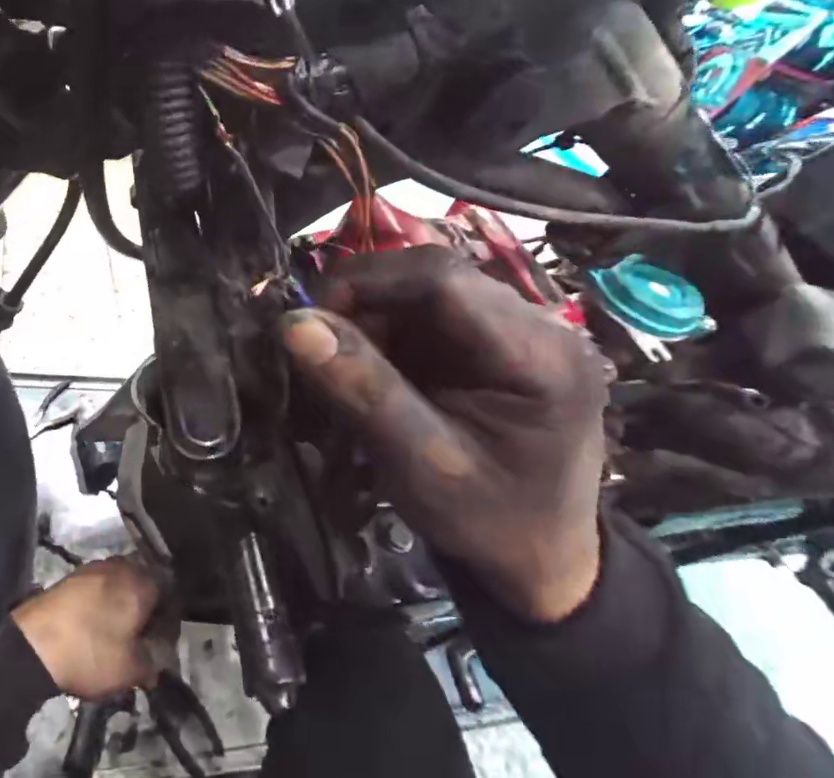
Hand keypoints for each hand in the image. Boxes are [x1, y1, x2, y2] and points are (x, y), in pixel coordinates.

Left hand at [13, 559, 164, 699]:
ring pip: (122, 587)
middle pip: (146, 588)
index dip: (170, 624)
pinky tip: (96, 629)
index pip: (171, 597)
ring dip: (124, 609)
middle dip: (147, 614)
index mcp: (143, 581)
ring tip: (116, 638)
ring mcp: (95, 567)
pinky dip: (104, 606)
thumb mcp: (132, 668)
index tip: (162, 648)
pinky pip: (101, 589)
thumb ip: (157, 659)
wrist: (32, 644)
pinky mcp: (74, 576)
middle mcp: (123, 565)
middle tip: (140, 643)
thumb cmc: (91, 652)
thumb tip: (163, 653)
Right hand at [279, 246, 609, 622]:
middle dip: (366, 301)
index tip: (314, 319)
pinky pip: (430, 310)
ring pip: (425, 288)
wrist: (540, 560)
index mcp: (540, 356)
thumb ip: (362, 391)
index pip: (442, 278)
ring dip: (374, 316)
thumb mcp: (420, 465)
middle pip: (433, 275)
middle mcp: (539, 325)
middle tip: (325, 346)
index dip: (367, 282)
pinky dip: (390, 330)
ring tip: (353, 368)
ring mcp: (521, 327)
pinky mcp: (498, 337)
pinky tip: (378, 369)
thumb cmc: (488, 522)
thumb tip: (293, 324)